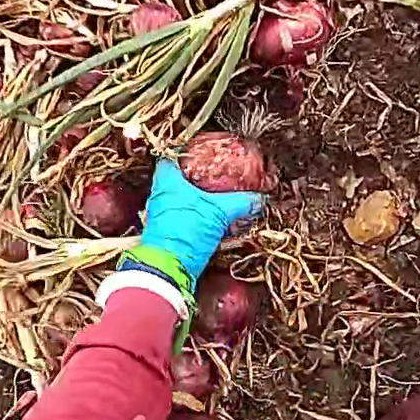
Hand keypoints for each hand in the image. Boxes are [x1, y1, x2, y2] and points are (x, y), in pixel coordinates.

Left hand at [131, 159, 261, 288]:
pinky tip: (213, 219)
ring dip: (196, 196)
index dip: (184, 150)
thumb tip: (259, 198)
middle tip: (213, 172)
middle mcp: (160, 196)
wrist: (168, 269)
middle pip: (176, 177)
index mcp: (167, 182)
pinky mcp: (169, 233)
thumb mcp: (219, 213)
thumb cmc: (184, 233)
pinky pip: (184, 217)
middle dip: (195, 175)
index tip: (200, 150)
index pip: (170, 156)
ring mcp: (162, 216)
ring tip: (216, 194)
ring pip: (180, 198)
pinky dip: (198, 214)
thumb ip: (241, 202)